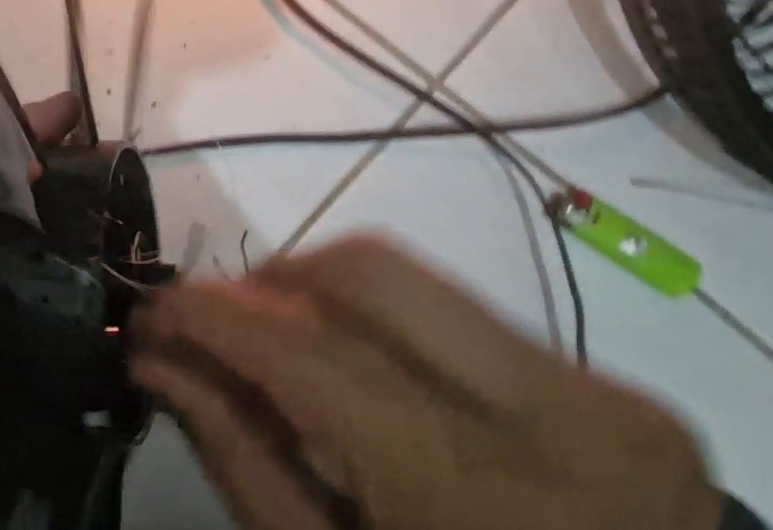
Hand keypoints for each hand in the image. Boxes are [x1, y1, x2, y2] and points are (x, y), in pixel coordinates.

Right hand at [129, 235, 722, 529]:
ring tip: (276, 338)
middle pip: (366, 274)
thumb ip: (239, 454)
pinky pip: (457, 315)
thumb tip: (159, 357)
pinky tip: (359, 373)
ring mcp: (604, 397)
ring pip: (411, 278)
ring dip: (318, 293)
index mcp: (480, 498)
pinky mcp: (620, 390)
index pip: (309, 354)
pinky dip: (381, 327)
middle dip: (266, 279)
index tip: (152, 309)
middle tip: (216, 319)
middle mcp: (559, 421)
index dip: (214, 318)